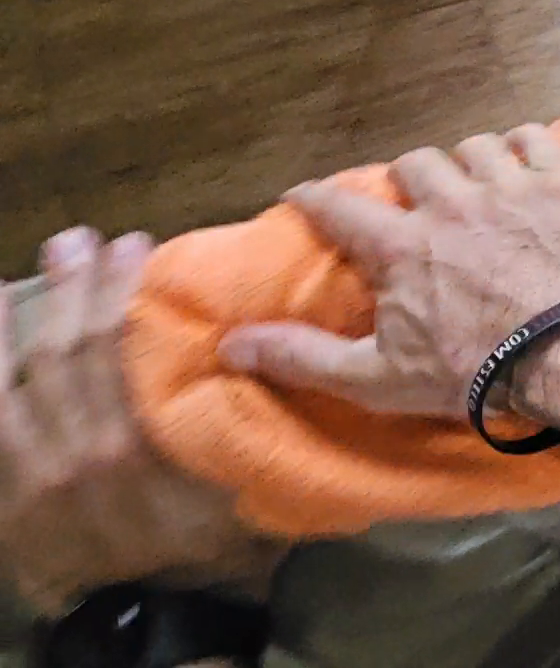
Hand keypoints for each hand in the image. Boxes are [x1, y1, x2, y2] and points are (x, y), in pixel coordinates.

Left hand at [0, 229, 284, 614]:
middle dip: (67, 294)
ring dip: (17, 326)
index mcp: (128, 447)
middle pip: (54, 360)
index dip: (114, 298)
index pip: (109, 356)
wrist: (157, 609)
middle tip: (79, 241)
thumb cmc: (219, 536)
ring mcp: (23, 479)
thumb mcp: (239, 477)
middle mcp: (64, 456)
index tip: (133, 251)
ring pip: (3, 388)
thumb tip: (245, 356)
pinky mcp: (6, 496)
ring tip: (30, 275)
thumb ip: (232, 421)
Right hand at [218, 125, 559, 419]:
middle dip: (410, 180)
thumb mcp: (379, 378)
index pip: (338, 205)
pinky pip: (537, 139)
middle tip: (421, 201)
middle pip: (416, 163)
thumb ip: (303, 357)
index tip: (308, 196)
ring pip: (476, 146)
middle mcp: (452, 204)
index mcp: (401, 245)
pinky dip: (527, 145)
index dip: (316, 198)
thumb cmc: (480, 368)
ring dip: (470, 162)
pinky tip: (528, 163)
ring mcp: (512, 188)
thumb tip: (230, 342)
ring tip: (478, 182)